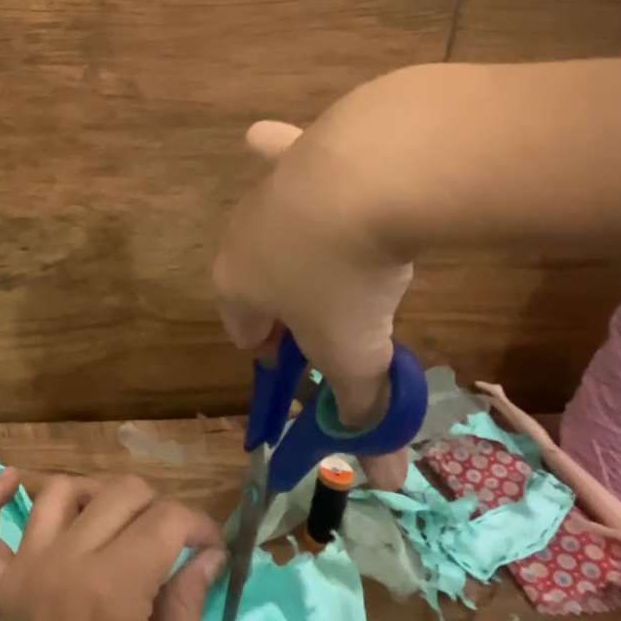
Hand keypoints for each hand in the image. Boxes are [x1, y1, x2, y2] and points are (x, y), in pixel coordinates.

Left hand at [0, 470, 224, 620]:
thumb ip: (185, 610)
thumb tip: (207, 555)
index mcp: (114, 589)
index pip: (166, 521)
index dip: (199, 525)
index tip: (213, 547)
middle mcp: (65, 564)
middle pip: (118, 494)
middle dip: (157, 506)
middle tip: (174, 541)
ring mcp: (23, 573)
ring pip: (57, 493)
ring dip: (94, 494)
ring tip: (119, 518)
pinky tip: (12, 480)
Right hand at [212, 116, 414, 489]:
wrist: (362, 176)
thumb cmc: (343, 279)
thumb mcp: (356, 354)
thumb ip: (365, 414)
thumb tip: (386, 479)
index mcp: (235, 285)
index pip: (245, 335)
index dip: (281, 360)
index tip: (317, 370)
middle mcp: (238, 235)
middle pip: (259, 280)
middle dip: (292, 304)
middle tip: (341, 320)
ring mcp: (266, 187)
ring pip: (274, 222)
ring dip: (297, 240)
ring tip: (342, 249)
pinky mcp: (298, 146)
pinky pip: (280, 153)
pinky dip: (277, 152)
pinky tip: (272, 141)